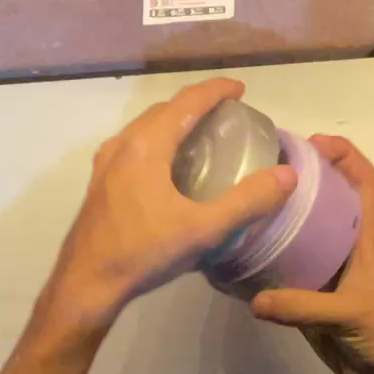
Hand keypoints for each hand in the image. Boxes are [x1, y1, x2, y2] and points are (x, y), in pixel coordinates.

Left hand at [40, 78, 294, 337]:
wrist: (87, 284)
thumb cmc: (143, 253)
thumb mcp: (202, 230)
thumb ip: (247, 202)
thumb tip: (287, 176)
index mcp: (146, 146)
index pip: (186, 102)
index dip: (216, 91)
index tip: (240, 90)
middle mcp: (122, 145)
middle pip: (163, 111)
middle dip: (195, 106)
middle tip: (225, 117)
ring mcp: (105, 165)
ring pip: (144, 130)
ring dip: (173, 125)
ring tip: (200, 139)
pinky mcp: (99, 185)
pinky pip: (133, 149)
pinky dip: (157, 145)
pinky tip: (169, 171)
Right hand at [249, 135, 373, 373]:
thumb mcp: (348, 315)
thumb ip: (302, 307)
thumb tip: (254, 300)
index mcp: (365, 238)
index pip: (363, 181)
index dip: (343, 154)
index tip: (308, 143)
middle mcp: (344, 247)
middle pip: (324, 200)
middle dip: (298, 180)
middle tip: (257, 172)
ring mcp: (326, 272)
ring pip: (301, 234)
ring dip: (277, 219)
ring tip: (240, 207)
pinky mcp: (310, 298)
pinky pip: (285, 272)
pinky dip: (265, 261)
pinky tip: (239, 259)